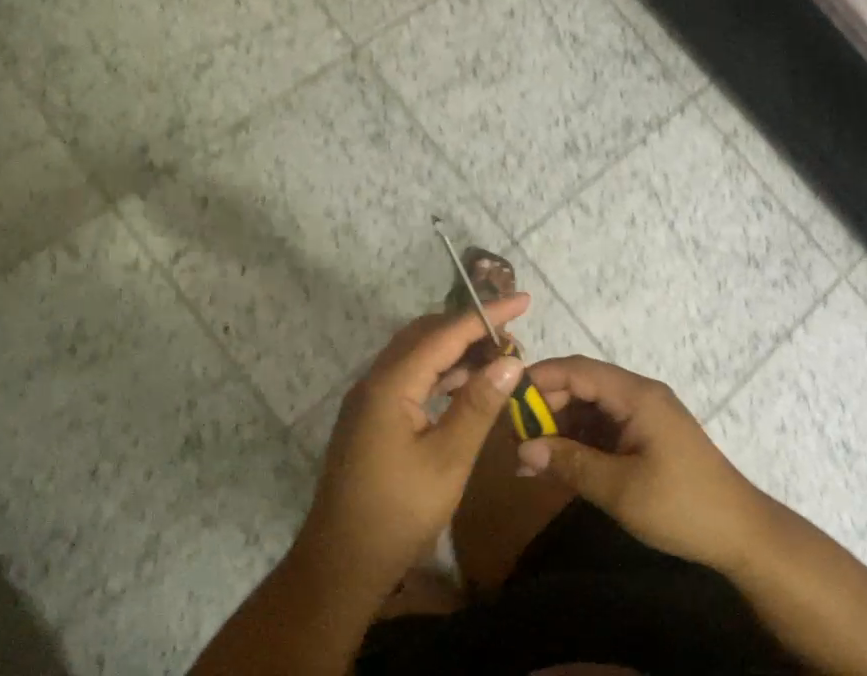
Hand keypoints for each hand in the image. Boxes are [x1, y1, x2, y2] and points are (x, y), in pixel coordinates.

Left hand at [302, 295, 530, 588]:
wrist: (341, 565)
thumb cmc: (399, 512)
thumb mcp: (448, 459)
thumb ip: (479, 405)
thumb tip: (510, 360)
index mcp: (391, 385)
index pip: (445, 333)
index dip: (487, 315)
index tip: (524, 300)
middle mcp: (375, 382)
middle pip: (426, 335)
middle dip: (470, 326)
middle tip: (513, 331)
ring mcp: (369, 402)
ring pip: (416, 355)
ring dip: (456, 350)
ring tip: (498, 357)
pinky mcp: (371, 420)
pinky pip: (409, 378)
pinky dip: (441, 372)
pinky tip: (467, 386)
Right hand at [516, 356, 771, 572]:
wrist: (738, 531)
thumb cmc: (680, 505)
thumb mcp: (619, 488)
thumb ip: (570, 463)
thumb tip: (521, 448)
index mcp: (637, 396)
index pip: (578, 370)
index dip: (539, 379)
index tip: (502, 398)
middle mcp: (640, 397)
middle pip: (582, 387)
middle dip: (545, 408)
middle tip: (509, 438)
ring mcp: (645, 418)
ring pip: (591, 410)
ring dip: (559, 430)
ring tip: (524, 459)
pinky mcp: (647, 439)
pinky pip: (604, 430)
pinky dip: (579, 445)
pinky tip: (553, 468)